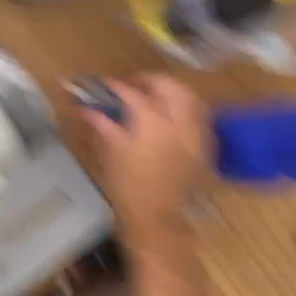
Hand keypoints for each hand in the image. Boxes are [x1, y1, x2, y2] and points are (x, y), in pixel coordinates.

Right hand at [84, 75, 212, 243]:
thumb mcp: (111, 154)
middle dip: (151, 80)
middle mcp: (179, 122)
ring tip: (156, 97)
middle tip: (134, 85)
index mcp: (152, 123)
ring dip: (172, 92)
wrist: (156, 215)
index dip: (117, 86)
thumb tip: (90, 110)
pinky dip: (185, 109)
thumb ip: (104, 126)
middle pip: (171, 86)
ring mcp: (196, 132)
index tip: (106, 85)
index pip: (134, 94)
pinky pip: (199, 116)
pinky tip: (172, 118)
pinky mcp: (204, 145)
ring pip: (190, 97)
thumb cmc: (127, 186)